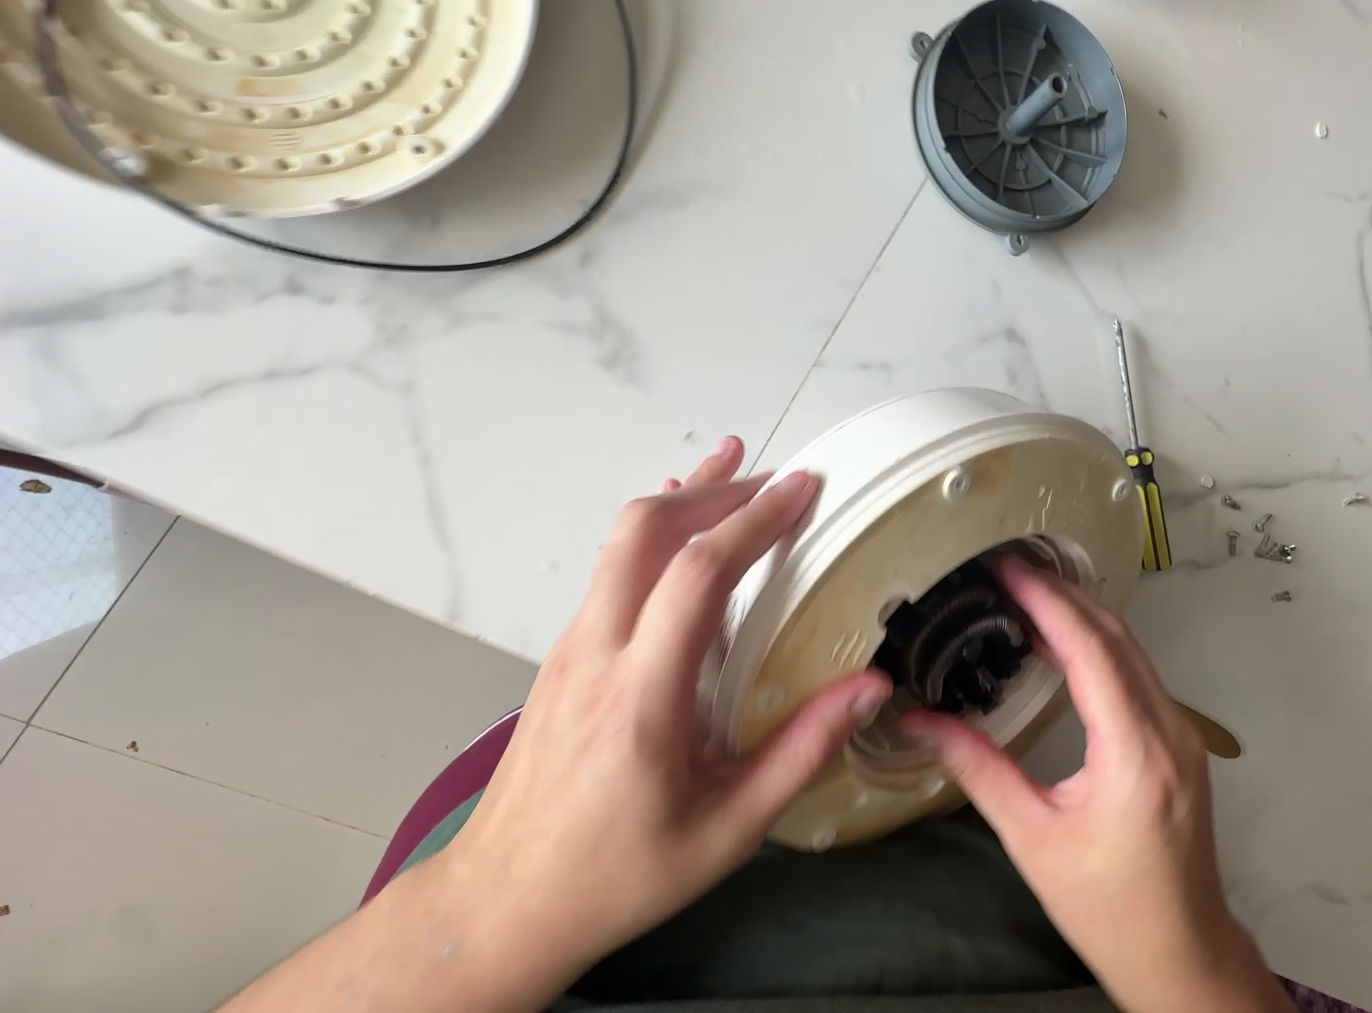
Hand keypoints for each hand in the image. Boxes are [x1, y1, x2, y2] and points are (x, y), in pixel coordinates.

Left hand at [441, 437, 892, 979]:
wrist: (502, 902)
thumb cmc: (620, 873)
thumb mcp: (729, 830)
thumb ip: (802, 751)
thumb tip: (869, 688)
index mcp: (641, 697)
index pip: (696, 575)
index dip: (753, 520)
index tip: (803, 489)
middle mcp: (595, 653)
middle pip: (645, 531)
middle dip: (718, 490)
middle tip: (779, 481)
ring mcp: (571, 647)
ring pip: (621, 542)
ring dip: (684, 499)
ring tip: (737, 469)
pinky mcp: (565, 653)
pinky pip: (612, 571)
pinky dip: (659, 534)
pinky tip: (687, 530)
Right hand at [901, 558, 1290, 1012]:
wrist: (1181, 952)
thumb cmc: (1107, 907)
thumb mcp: (1031, 837)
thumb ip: (976, 768)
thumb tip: (921, 722)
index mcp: (1133, 751)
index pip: (1090, 648)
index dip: (1047, 600)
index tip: (1007, 570)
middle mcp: (1167, 730)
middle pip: (1116, 636)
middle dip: (1061, 594)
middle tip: (1008, 571)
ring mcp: (1181, 734)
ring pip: (1131, 650)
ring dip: (1081, 616)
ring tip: (1026, 595)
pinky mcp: (1178, 743)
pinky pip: (1137, 673)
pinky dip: (1097, 646)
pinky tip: (1061, 645)